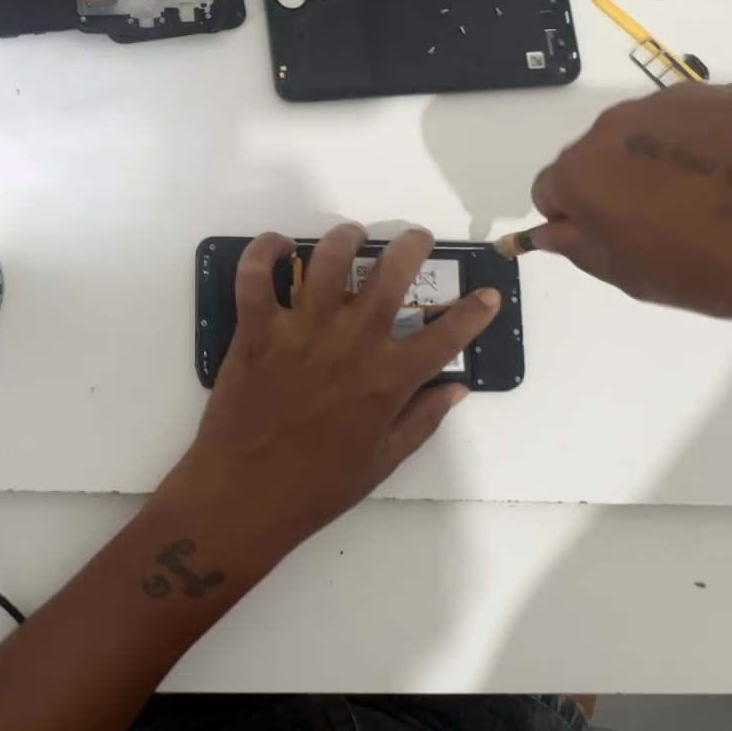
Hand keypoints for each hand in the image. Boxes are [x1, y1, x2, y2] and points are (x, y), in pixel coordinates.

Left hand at [155, 226, 500, 565]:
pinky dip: (263, 251)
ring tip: (352, 236)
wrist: (243, 494)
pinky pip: (254, 275)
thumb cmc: (316, 486)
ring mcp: (299, 331)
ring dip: (345, 239)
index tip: (487, 295)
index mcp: (387, 379)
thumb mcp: (383, 462)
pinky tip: (277, 246)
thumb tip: (457, 388)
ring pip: (327, 260)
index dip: (474, 312)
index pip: (446, 335)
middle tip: (415, 239)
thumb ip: (422, 419)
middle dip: (411, 247)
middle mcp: (349, 343)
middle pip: (390, 275)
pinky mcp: (255, 329)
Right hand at [522, 82, 731, 320]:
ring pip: (643, 137)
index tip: (616, 241)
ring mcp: (676, 101)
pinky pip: (694, 122)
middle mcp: (618, 125)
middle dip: (615, 188)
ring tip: (713, 204)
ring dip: (658, 165)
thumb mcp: (639, 277)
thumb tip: (557, 228)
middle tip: (666, 229)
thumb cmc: (729, 266)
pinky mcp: (730, 91)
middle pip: (594, 158)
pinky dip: (704, 147)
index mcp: (584, 171)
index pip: (550, 191)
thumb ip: (582, 248)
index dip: (576, 220)